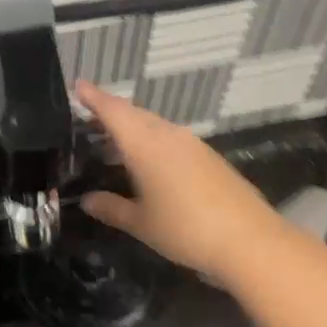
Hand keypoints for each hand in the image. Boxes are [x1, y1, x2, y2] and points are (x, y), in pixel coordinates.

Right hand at [74, 80, 280, 278]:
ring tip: (110, 143)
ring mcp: (192, 145)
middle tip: (86, 119)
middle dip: (110, 113)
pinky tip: (144, 163)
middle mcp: (168, 135)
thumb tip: (87, 200)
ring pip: (153, 126)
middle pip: (134, 114)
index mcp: (145, 145)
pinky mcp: (208, 158)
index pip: (113, 111)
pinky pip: (170, 139)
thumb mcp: (140, 223)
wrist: (249, 240)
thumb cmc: (184, 229)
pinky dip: (150, 142)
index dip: (93, 97)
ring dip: (131, 129)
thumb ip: (111, 207)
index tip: (77, 85)